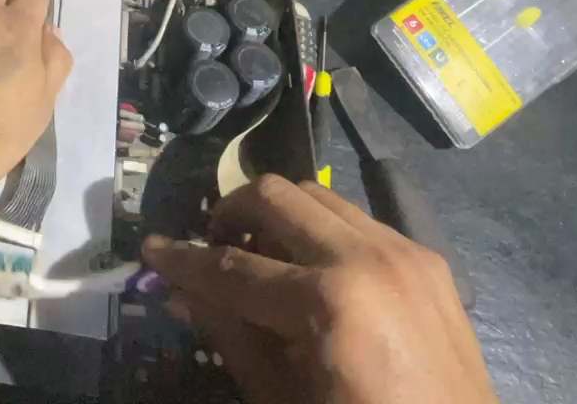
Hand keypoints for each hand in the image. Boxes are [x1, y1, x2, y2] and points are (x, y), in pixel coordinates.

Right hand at [142, 175, 495, 403]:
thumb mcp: (281, 398)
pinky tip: (313, 267)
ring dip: (276, 215)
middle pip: (272, 195)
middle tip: (213, 247)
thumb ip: (228, 333)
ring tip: (262, 254)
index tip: (151, 247)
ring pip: (313, 194)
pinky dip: (320, 228)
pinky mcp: (425, 255)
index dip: (184, 259)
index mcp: (327, 304)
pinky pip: (355, 216)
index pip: (231, 267)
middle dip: (230, 214)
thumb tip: (182, 288)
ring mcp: (401, 249)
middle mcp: (364, 257)